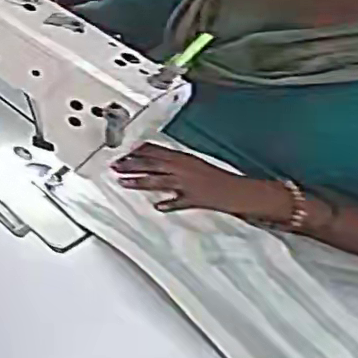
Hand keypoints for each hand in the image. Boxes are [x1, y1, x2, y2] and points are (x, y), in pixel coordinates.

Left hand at [113, 144, 290, 222]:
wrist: (243, 192)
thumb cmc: (216, 177)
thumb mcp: (191, 163)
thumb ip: (170, 161)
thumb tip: (146, 157)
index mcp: (183, 158)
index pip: (155, 151)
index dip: (136, 152)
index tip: (120, 152)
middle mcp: (183, 169)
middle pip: (152, 165)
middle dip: (131, 165)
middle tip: (114, 166)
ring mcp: (189, 184)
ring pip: (159, 181)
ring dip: (139, 181)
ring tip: (123, 182)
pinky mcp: (196, 199)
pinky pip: (179, 202)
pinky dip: (168, 204)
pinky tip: (157, 206)